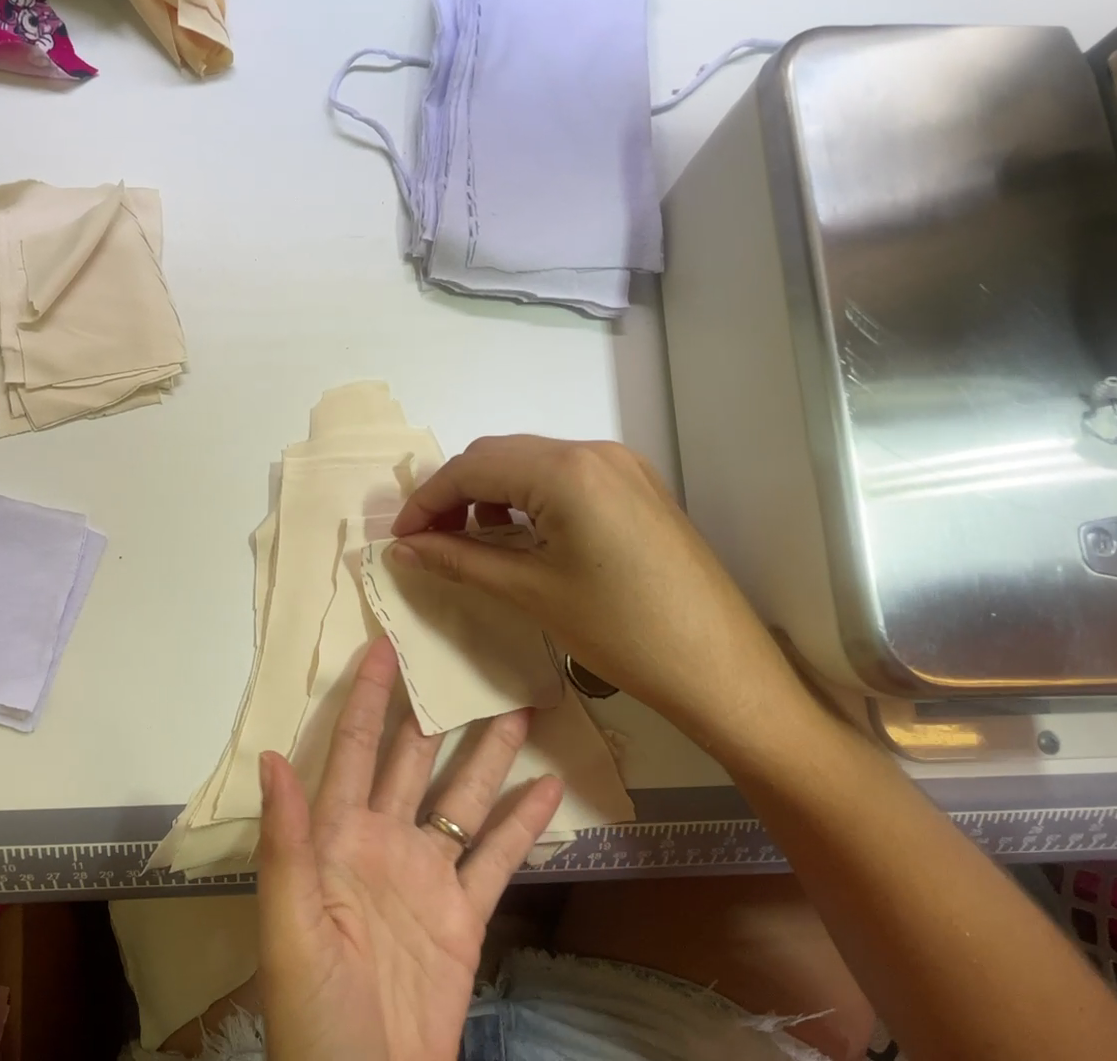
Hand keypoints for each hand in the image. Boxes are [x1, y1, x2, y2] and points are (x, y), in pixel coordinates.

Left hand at [256, 637, 564, 1060]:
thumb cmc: (313, 1006)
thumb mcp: (289, 925)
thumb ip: (286, 842)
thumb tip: (273, 756)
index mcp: (336, 836)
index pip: (351, 749)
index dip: (365, 698)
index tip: (384, 646)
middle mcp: (383, 841)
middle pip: (415, 761)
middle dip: (439, 712)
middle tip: (468, 662)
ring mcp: (427, 875)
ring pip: (463, 798)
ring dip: (490, 755)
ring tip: (521, 709)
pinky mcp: (464, 914)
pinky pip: (497, 856)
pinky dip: (523, 823)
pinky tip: (550, 787)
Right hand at [390, 437, 799, 736]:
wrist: (718, 665)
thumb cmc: (621, 631)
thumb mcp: (531, 592)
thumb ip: (460, 560)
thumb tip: (403, 548)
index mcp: (567, 470)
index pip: (472, 468)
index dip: (426, 501)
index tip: (399, 539)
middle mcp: (595, 451)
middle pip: (500, 455)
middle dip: (455, 493)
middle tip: (427, 541)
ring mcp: (622, 465)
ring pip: (531, 462)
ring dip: (491, 493)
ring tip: (471, 541)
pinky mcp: (637, 486)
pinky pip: (564, 476)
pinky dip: (528, 497)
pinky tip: (521, 536)